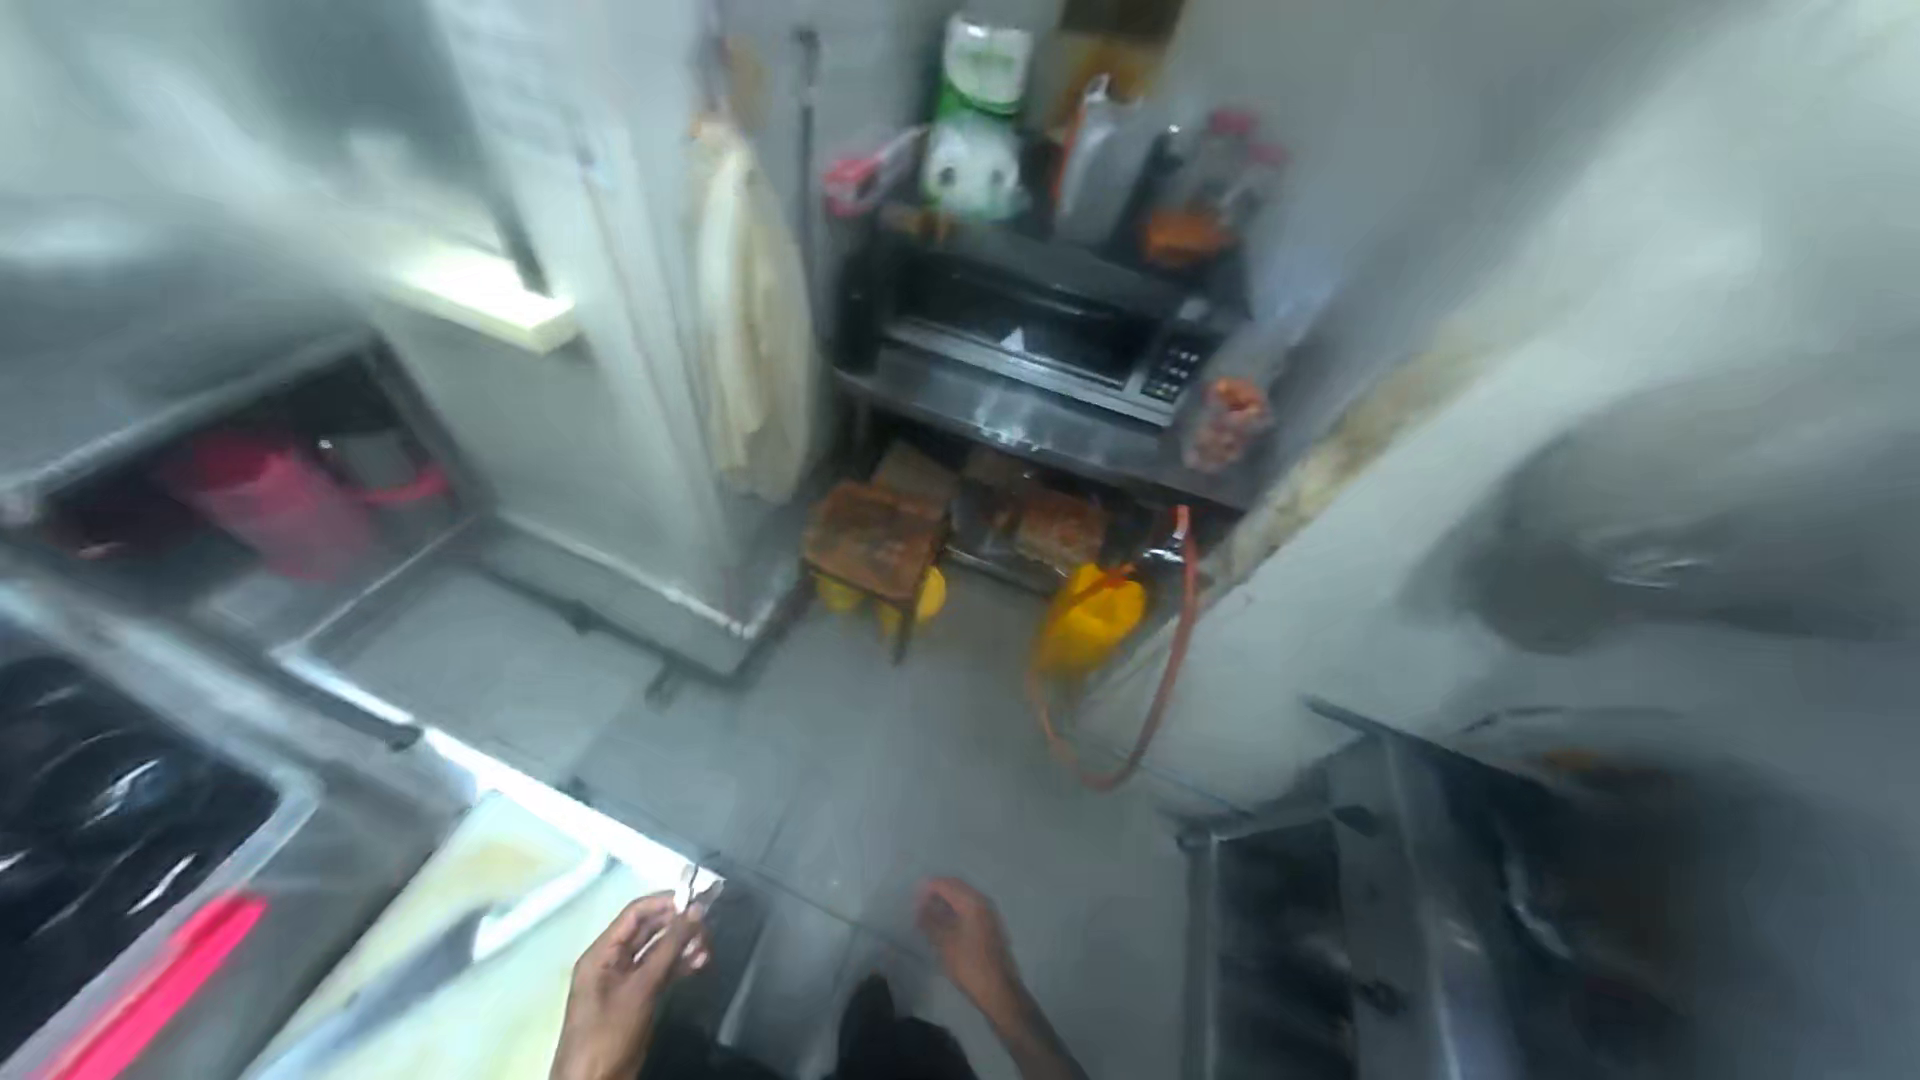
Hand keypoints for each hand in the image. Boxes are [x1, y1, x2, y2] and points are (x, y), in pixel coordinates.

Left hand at [550, 892, 708, 1079]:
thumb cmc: (609, 1034)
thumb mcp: (641, 987)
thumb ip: (670, 946)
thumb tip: (696, 909)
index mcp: (602, 953)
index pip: (636, 913)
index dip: (665, 901)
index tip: (696, 898)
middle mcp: (613, 960)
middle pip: (650, 928)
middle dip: (679, 924)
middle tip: (707, 924)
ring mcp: (627, 979)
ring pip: (660, 948)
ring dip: (684, 944)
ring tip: (707, 948)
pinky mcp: (639, 996)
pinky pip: (663, 968)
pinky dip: (681, 963)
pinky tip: (700, 963)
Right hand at [916, 877, 1020, 1012]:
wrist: (999, 991)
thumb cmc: (969, 965)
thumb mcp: (945, 943)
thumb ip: (930, 920)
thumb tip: (920, 906)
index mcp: (972, 901)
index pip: (945, 884)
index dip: (927, 888)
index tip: (912, 899)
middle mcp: (982, 900)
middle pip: (955, 887)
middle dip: (936, 893)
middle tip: (919, 907)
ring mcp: (989, 912)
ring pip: (963, 898)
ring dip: (946, 902)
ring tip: (929, 917)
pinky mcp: (990, 924)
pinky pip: (969, 908)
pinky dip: (955, 911)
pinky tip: (945, 925)